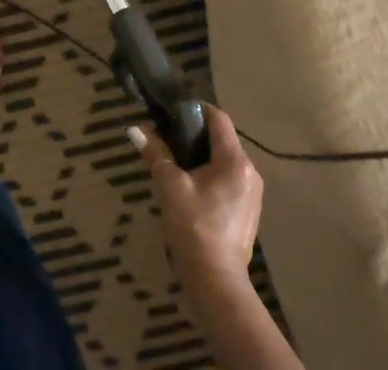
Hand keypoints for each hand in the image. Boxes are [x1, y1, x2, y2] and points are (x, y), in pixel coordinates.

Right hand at [131, 107, 262, 311]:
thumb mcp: (169, 186)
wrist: (215, 278)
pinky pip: (228, 179)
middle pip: (222, 140)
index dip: (195, 109)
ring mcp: (252, 193)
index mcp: (235, 161)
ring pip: (225, 161)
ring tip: (173, 161)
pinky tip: (189, 186)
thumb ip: (156, 153)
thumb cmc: (193, 227)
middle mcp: (250, 172)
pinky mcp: (248, 210)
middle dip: (194, 135)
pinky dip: (210, 174)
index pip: (218, 119)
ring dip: (201, 156)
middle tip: (166, 137)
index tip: (171, 111)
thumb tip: (136, 129)